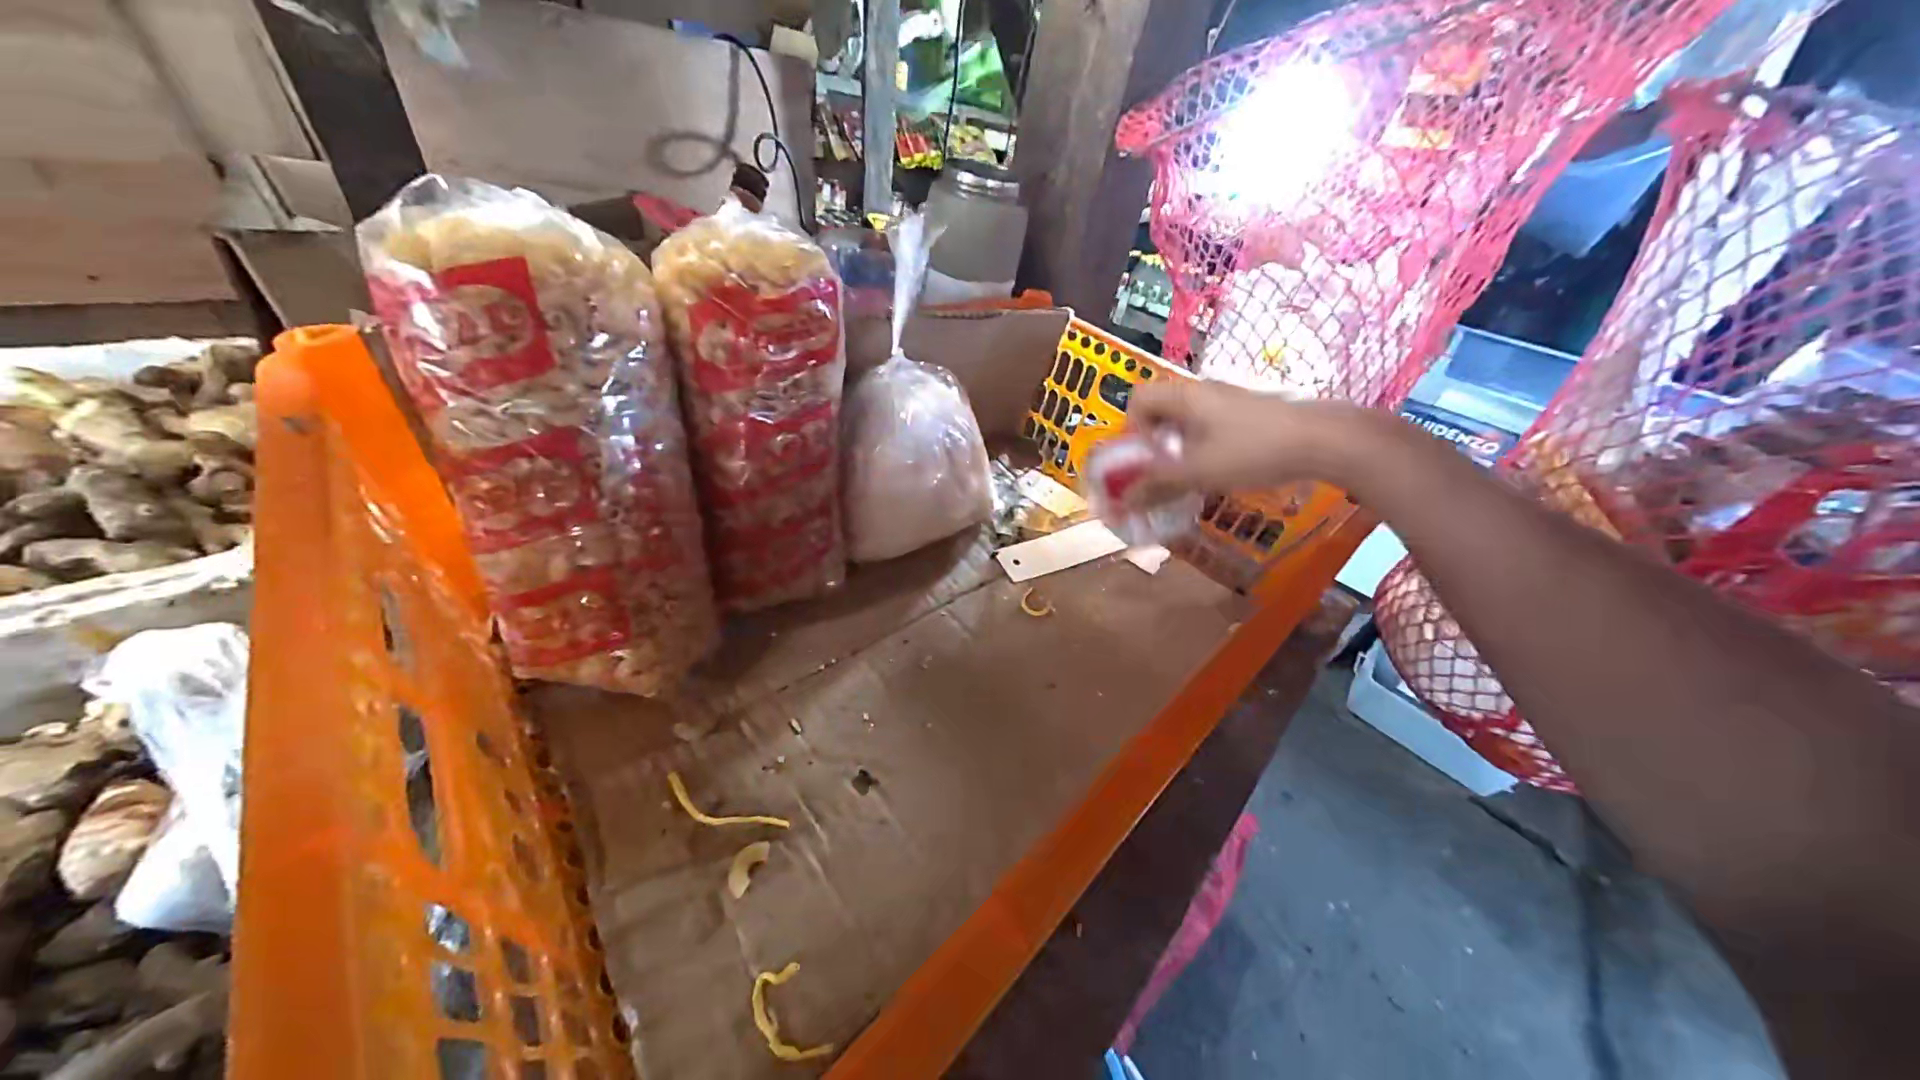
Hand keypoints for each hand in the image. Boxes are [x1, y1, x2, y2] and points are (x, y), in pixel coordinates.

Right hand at [1121, 377, 1375, 505]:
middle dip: (1153, 444)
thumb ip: (1157, 484)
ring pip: (1185, 421)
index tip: (1145, 459)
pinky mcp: (1247, 413)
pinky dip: (1201, 447)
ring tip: (1189, 477)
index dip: (1132, 430)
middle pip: (1160, 411)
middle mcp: (1202, 391)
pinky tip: (1218, 470)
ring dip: (1177, 449)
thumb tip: (1123, 500)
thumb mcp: (1199, 472)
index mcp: (1184, 396)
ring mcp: (1227, 400)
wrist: (1323, 440)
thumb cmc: (1253, 450)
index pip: (1138, 399)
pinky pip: (1208, 426)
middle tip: (1162, 472)